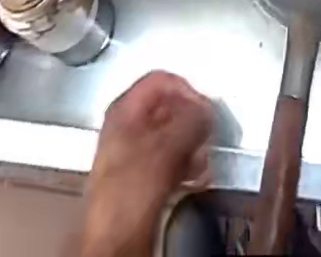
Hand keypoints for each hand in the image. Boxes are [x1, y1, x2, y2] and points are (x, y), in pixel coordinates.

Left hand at [75, 71, 214, 256]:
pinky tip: (197, 175)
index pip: (161, 80)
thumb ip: (191, 120)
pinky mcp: (140, 178)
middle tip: (207, 133)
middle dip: (192, 120)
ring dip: (192, 143)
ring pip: (171, 134)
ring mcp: (131, 153)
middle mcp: (125, 127)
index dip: (186, 89)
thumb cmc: (129, 190)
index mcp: (124, 110)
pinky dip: (186, 163)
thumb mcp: (167, 146)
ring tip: (204, 158)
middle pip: (168, 107)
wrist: (113, 241)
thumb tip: (207, 110)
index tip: (204, 107)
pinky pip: (169, 158)